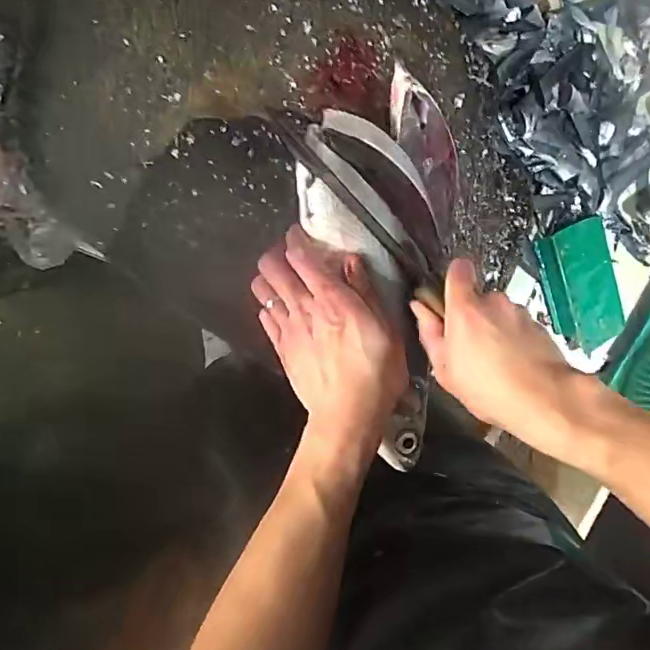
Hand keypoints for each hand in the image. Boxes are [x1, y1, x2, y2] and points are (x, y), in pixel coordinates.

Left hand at [252, 227, 405, 465]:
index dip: (296, 240)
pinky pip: (265, 317)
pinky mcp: (282, 349)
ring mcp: (289, 329)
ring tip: (282, 278)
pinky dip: (269, 306)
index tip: (300, 234)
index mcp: (333, 300)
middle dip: (276, 254)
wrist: (347, 415)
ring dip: (269, 278)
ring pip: (263, 290)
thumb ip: (366, 292)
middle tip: (289, 254)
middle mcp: (305, 309)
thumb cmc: (376, 374)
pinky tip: (281, 309)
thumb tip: (351, 263)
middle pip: (273, 268)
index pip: (302, 257)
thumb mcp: (386, 329)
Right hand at [410, 259, 603, 452]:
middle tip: (469, 349)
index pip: (458, 270)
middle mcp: (494, 303)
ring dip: (495, 331)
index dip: (453, 280)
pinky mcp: (538, 325)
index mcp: (465, 309)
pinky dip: (515, 341)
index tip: (448, 299)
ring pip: (500, 314)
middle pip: (479, 298)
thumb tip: (421, 311)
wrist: (542, 398)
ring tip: (493, 363)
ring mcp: (519, 312)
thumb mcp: (445, 369)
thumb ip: (430, 333)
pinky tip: (512, 366)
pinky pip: (518, 327)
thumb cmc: (490, 388)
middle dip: (473, 318)